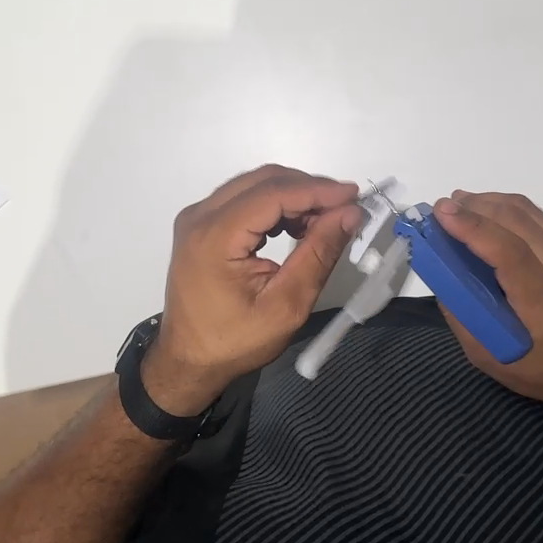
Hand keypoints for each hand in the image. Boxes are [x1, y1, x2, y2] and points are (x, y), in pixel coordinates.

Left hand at [145, 166, 362, 414]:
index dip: (316, 190)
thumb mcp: (286, 306)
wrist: (188, 361)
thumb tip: (349, 214)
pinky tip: (296, 227)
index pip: (273, 194)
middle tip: (343, 210)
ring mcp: (197, 217)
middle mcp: (200, 216)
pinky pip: (244, 198)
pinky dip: (275, 205)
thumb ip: (318, 255)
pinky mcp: (200, 224)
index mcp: (214, 237)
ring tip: (323, 222)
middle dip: (308, 189)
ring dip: (293, 196)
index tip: (354, 195)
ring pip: (255, 185)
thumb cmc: (235, 341)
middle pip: (263, 181)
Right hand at [432, 191, 542, 417]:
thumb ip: (461, 314)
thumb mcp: (488, 356)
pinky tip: (485, 212)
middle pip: (517, 222)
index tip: (441, 212)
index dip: (473, 227)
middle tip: (441, 207)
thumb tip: (440, 269)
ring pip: (527, 211)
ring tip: (457, 204)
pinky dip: (505, 207)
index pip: (510, 252)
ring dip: (488, 201)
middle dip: (474, 206)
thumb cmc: (539, 369)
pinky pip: (535, 215)